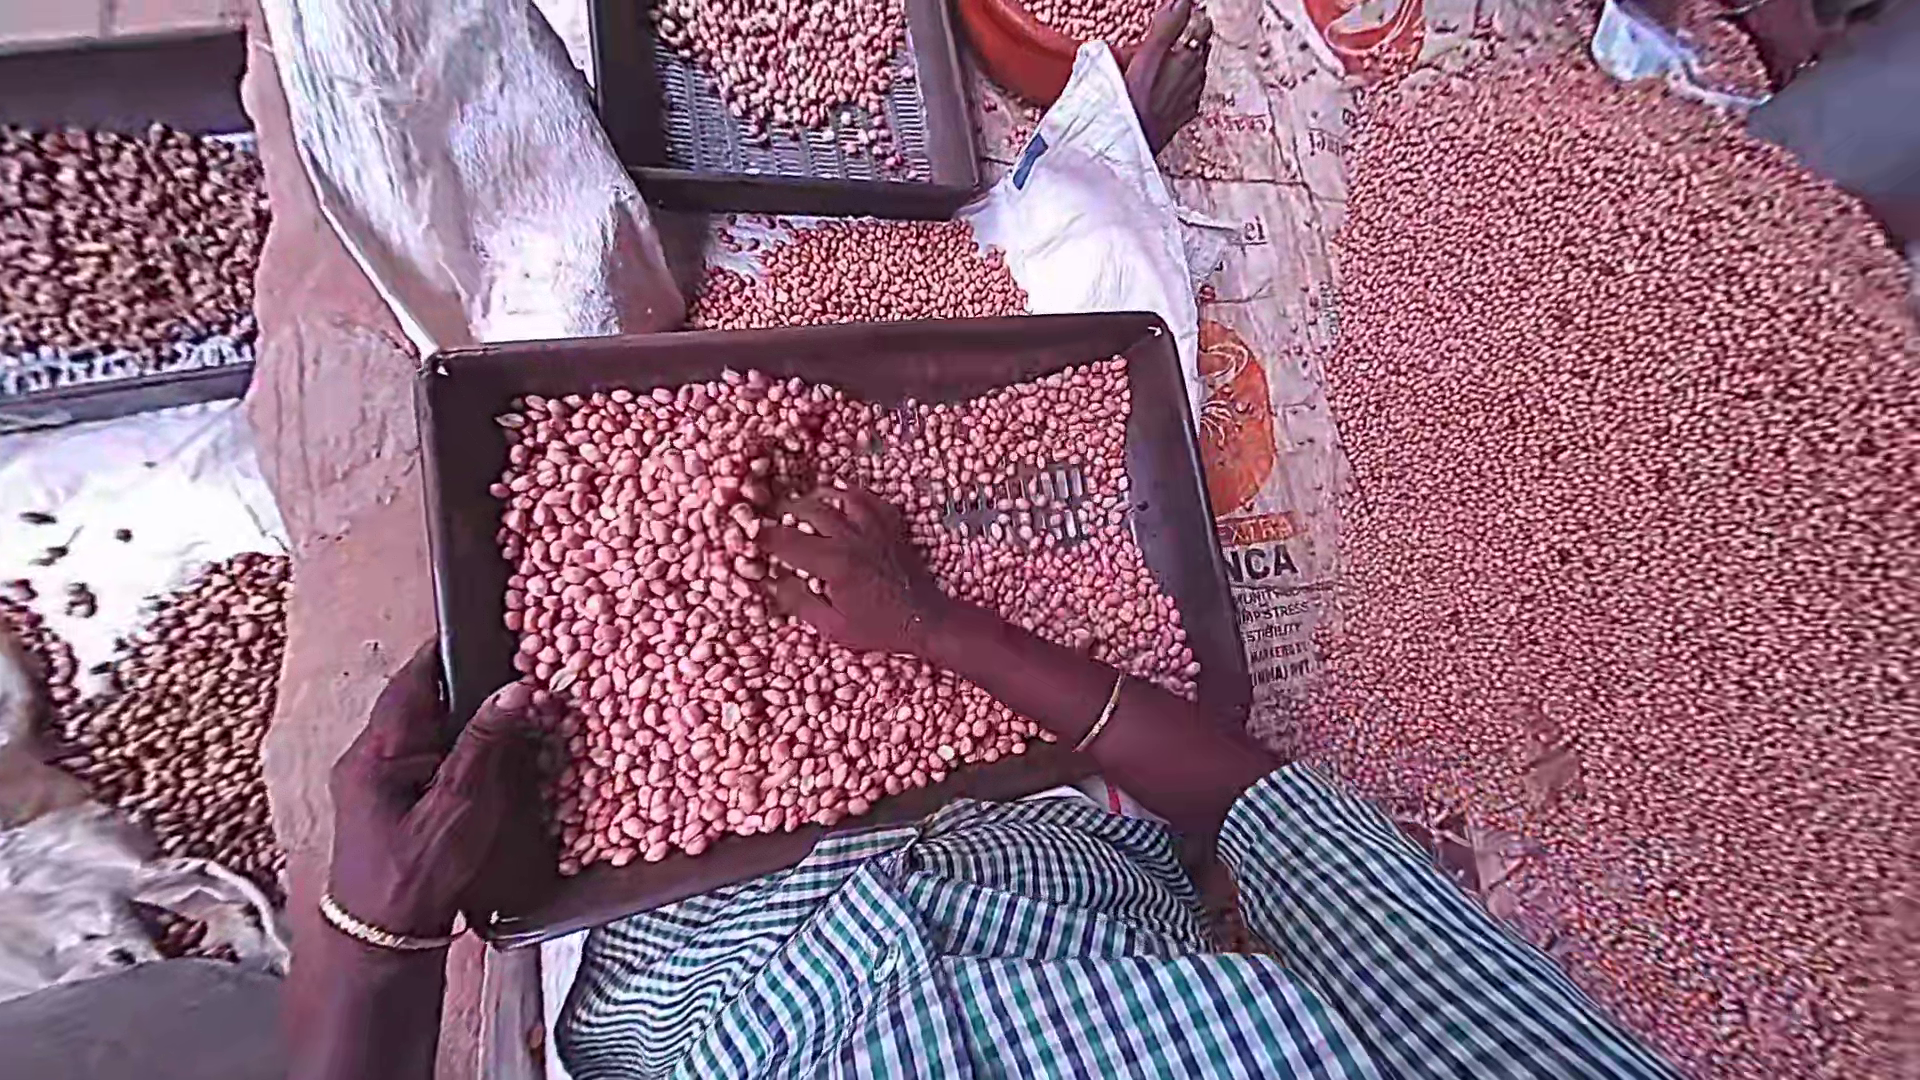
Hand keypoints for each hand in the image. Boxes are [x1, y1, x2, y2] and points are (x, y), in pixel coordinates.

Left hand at [325, 643, 535, 938]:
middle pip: (423, 696)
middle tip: (521, 654)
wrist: (385, 935)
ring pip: (432, 720)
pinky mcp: (401, 790)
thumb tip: (518, 687)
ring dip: (471, 704)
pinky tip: (502, 733)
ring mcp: (385, 774)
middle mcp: (374, 755)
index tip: (486, 624)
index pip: (411, 680)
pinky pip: (437, 743)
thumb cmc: (419, 867)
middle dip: (469, 674)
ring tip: (521, 687)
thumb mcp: (459, 803)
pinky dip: (468, 730)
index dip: (445, 649)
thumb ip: (485, 743)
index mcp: (378, 752)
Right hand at [760, 484, 950, 656]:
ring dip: (818, 498)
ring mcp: (875, 529)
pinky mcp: (892, 528)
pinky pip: (871, 500)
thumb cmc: (879, 628)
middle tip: (771, 516)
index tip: (748, 532)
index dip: (763, 535)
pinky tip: (844, 499)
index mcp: (834, 563)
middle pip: (811, 510)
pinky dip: (853, 495)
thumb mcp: (833, 627)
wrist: (926, 620)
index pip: (787, 540)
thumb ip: (800, 602)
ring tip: (802, 503)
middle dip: (785, 510)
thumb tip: (774, 583)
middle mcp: (853, 538)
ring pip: (840, 497)